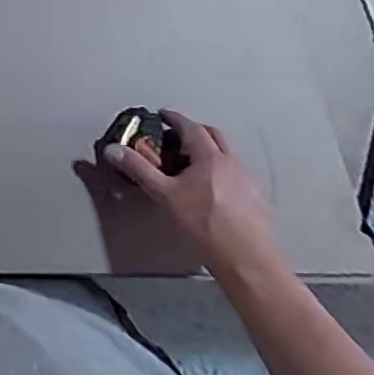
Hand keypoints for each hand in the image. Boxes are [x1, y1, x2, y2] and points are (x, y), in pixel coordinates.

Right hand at [101, 110, 284, 274]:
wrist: (246, 258)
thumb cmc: (208, 227)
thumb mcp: (165, 196)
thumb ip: (139, 170)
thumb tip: (116, 152)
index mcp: (210, 157)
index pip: (191, 127)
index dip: (175, 118)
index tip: (165, 116)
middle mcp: (232, 163)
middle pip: (214, 134)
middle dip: (195, 129)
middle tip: (180, 134)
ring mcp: (248, 180)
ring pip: (229, 153)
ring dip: (212, 149)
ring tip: (196, 161)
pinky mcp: (256, 198)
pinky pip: (239, 174)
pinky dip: (225, 171)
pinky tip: (216, 188)